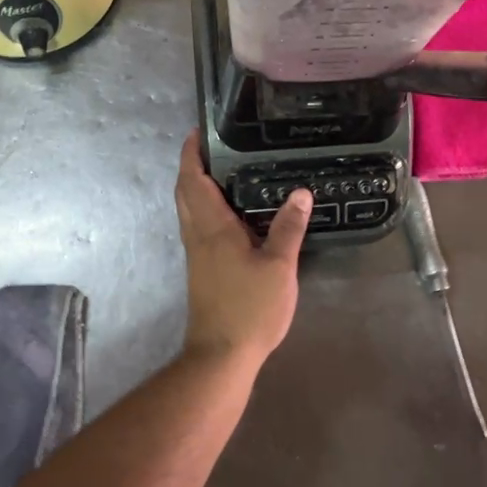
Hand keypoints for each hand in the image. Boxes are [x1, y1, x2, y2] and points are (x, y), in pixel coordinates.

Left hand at [174, 133, 312, 365]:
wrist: (221, 355)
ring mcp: (197, 254)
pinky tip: (232, 213)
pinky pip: (198, 226)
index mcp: (211, 227)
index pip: (193, 180)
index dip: (191, 154)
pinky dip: (207, 208)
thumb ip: (288, 227)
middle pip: (186, 192)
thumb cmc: (249, 307)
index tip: (198, 131)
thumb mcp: (278, 266)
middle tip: (214, 147)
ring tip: (226, 172)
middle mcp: (197, 235)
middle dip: (193, 166)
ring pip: (189, 210)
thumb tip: (300, 192)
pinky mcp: (202, 270)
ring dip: (198, 187)